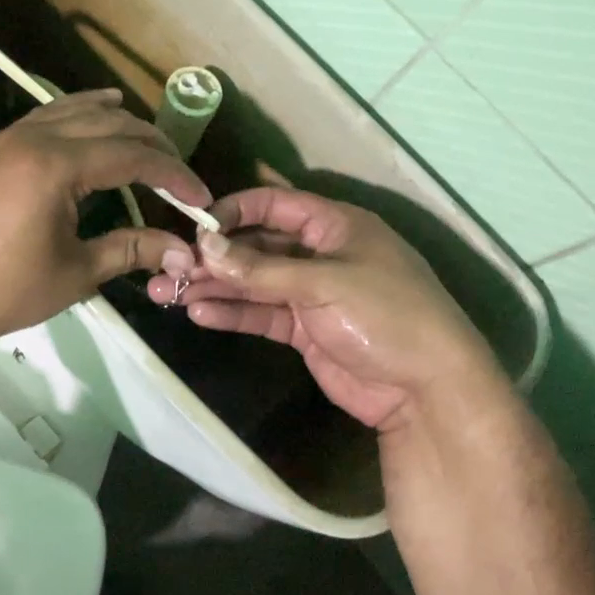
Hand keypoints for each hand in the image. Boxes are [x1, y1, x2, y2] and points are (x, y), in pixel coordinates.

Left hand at [0, 89, 210, 357]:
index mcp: (55, 165)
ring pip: (75, 111)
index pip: (132, 156)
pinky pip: (44, 117)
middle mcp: (32, 137)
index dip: (173, 175)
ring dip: (117, 123)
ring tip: (149, 142)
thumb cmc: (4, 291)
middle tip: (179, 177)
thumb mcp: (76, 272)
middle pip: (109, 124)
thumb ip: (131, 249)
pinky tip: (93, 117)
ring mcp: (6, 138)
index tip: (199, 198)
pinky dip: (77, 115)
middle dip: (151, 146)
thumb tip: (183, 252)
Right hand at [147, 187, 502, 430]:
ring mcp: (312, 293)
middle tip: (168, 268)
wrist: (428, 390)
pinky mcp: (304, 330)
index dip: (232, 213)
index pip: (273, 205)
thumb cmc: (387, 317)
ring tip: (166, 294)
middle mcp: (320, 253)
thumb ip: (261, 269)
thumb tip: (204, 246)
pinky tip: (198, 314)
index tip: (193, 230)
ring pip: (252, 283)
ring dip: (213, 287)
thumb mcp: (324, 284)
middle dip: (213, 257)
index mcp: (335, 226)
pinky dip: (231, 313)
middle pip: (256, 246)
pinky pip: (260, 314)